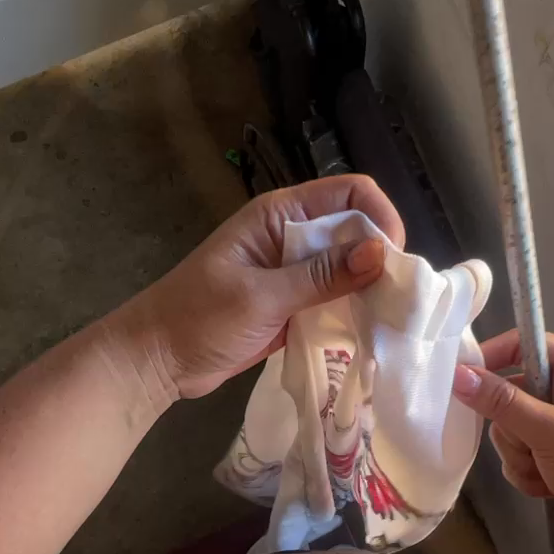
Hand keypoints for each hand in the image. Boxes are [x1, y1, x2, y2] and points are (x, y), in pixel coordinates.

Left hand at [114, 175, 405, 399]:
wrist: (157, 360)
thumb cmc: (199, 318)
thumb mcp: (262, 297)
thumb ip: (321, 276)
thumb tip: (380, 254)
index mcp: (279, 214)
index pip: (349, 194)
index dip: (379, 219)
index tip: (392, 263)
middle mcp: (291, 236)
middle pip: (355, 231)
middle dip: (379, 259)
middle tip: (395, 300)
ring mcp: (292, 272)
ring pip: (348, 268)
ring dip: (368, 289)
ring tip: (386, 320)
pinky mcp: (292, 305)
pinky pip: (333, 299)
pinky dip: (350, 312)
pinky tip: (364, 333)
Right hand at [451, 330, 553, 553]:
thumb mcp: (551, 432)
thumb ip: (502, 403)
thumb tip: (459, 374)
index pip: (526, 345)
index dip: (492, 358)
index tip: (460, 378)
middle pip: (512, 393)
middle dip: (513, 428)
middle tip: (531, 447)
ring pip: (511, 429)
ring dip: (520, 456)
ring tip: (546, 473)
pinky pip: (519, 454)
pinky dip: (527, 472)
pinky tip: (548, 487)